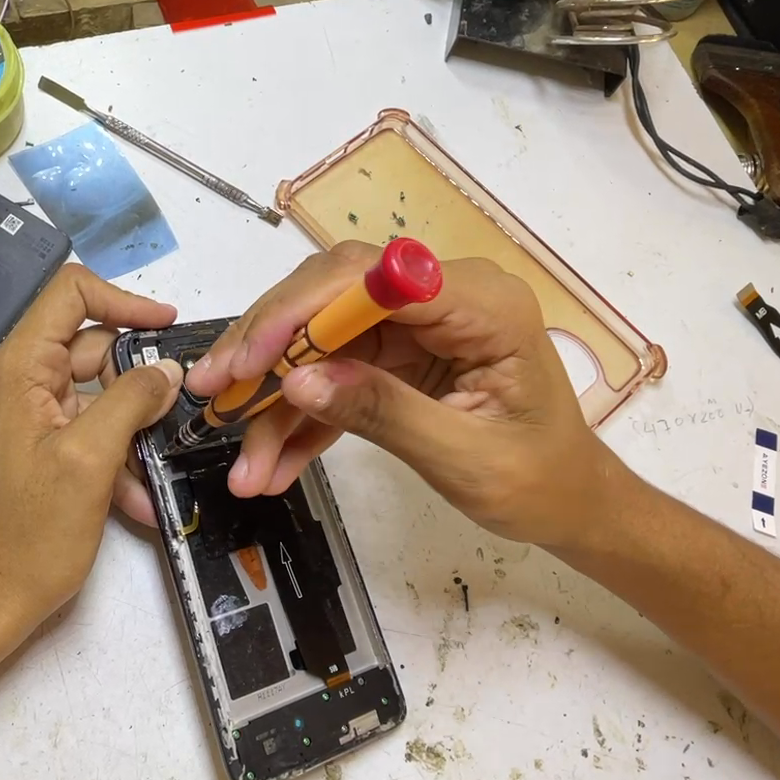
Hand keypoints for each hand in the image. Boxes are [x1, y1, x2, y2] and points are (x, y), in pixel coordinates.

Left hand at [0, 265, 184, 650]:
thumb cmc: (30, 534)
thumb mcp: (90, 460)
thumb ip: (131, 401)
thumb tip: (166, 369)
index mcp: (16, 370)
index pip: (70, 295)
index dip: (124, 300)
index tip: (167, 327)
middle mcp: (12, 382)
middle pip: (88, 349)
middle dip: (137, 378)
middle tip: (180, 407)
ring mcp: (20, 417)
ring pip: (91, 396)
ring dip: (131, 427)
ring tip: (165, 461)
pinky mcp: (29, 449)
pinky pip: (80, 432)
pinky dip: (111, 455)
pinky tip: (141, 498)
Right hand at [183, 242, 634, 548]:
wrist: (568, 502)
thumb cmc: (539, 480)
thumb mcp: (464, 457)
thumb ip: (382, 413)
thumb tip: (297, 383)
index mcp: (478, 303)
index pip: (369, 277)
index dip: (298, 309)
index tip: (245, 360)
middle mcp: (437, 298)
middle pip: (327, 298)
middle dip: (265, 348)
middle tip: (211, 393)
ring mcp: (409, 328)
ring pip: (316, 341)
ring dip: (273, 399)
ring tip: (243, 464)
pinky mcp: (390, 358)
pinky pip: (329, 377)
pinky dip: (297, 421)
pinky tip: (271, 465)